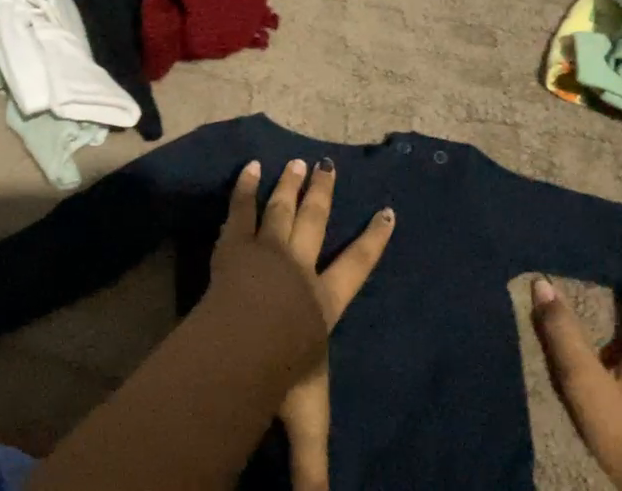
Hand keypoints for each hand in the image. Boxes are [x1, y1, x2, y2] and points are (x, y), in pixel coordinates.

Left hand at [210, 158, 393, 490]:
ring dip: (289, 185)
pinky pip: (240, 210)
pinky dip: (244, 188)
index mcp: (324, 301)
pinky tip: (248, 167)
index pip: (357, 266)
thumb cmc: (280, 374)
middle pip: (315, 223)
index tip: (388, 212)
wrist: (242, 339)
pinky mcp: (234, 246)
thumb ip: (315, 465)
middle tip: (328, 166)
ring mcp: (266, 250)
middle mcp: (299, 267)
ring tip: (297, 161)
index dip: (373, 240)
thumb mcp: (307, 419)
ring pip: (281, 209)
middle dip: (323, 194)